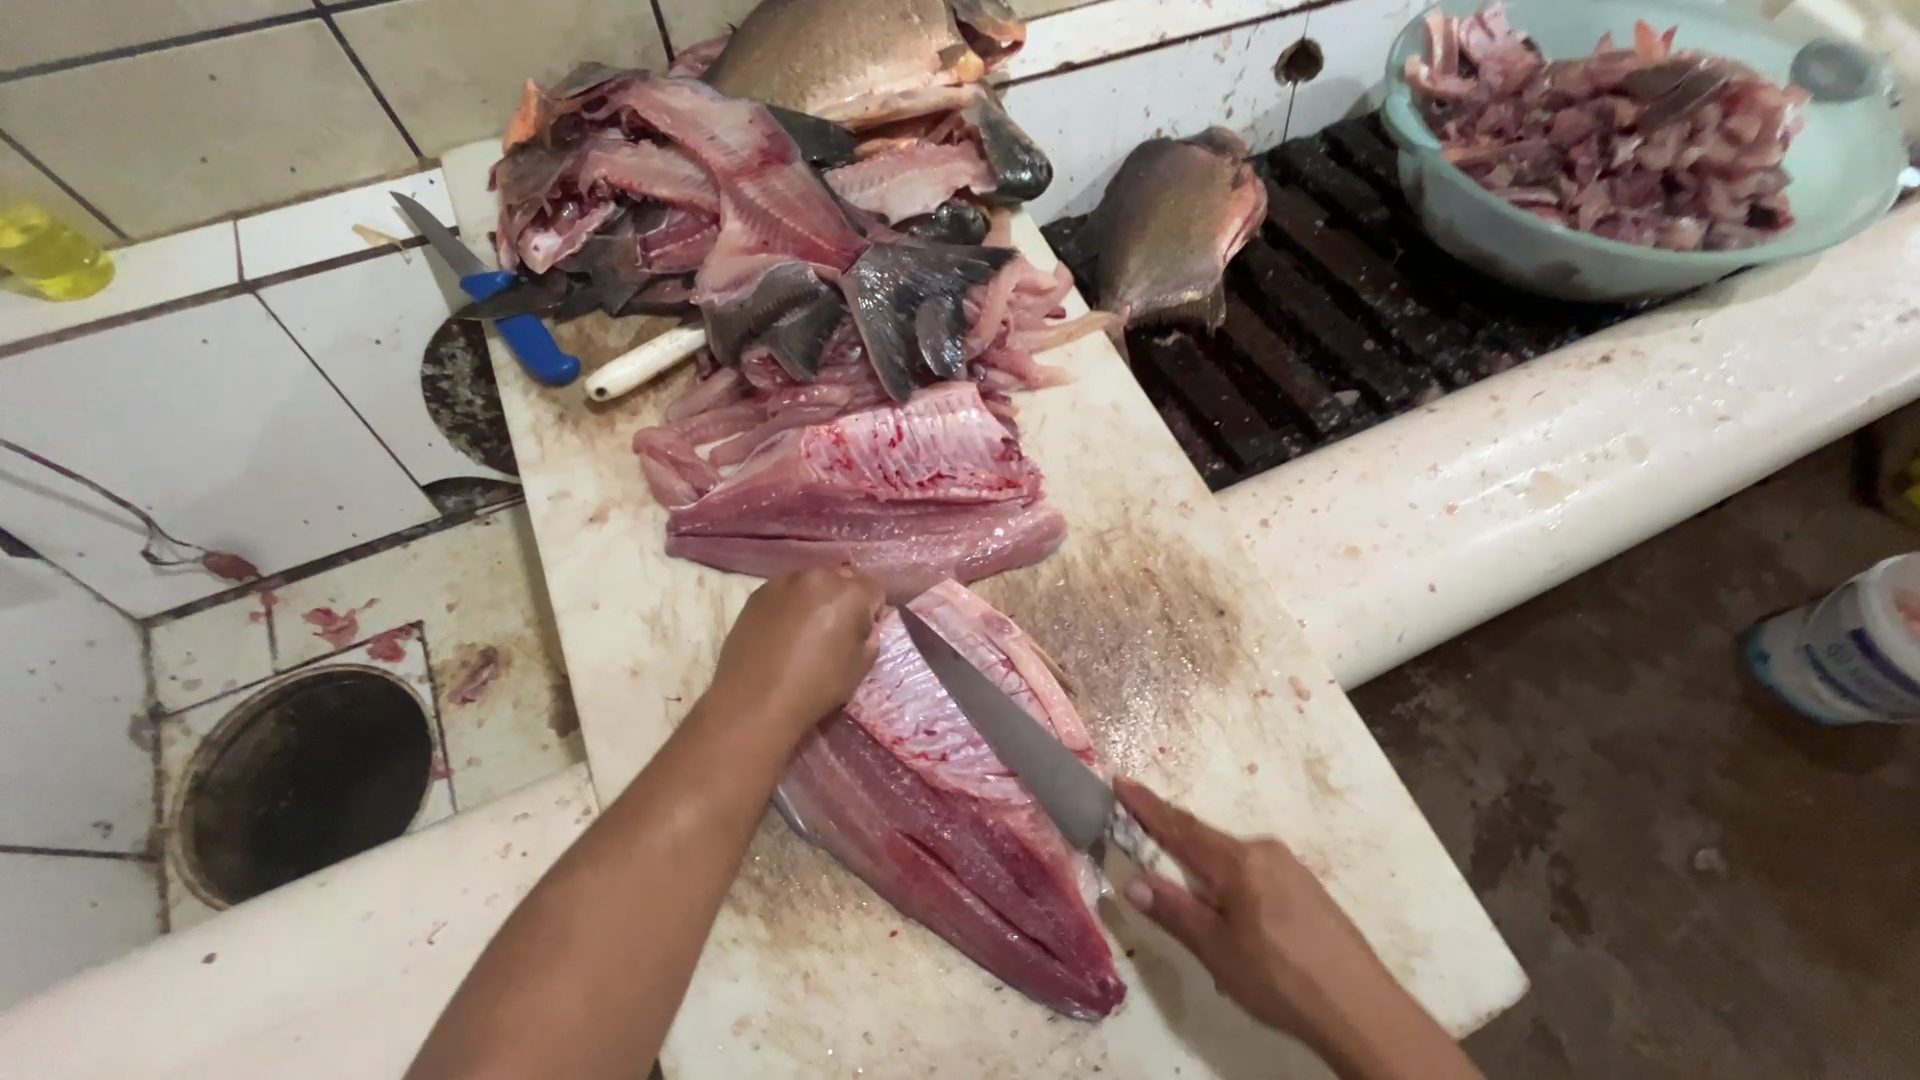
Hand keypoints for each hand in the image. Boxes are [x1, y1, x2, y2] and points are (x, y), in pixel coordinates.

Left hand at [707, 567, 885, 739]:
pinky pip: (785, 592)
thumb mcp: (860, 667)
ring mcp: (784, 581)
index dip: (872, 612)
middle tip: (835, 631)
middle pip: (842, 579)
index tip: (861, 634)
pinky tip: (781, 632)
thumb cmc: (816, 686)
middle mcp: (818, 576)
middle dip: (844, 599)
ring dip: (815, 599)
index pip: (874, 590)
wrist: (754, 700)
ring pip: (811, 583)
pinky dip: (789, 605)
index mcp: (850, 593)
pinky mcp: (757, 593)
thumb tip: (864, 628)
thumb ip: (871, 638)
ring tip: (804, 631)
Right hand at [1114, 779, 1407, 1053]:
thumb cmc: (1281, 979)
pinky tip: (1233, 917)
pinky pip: (1254, 873)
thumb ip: (1173, 911)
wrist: (1363, 1010)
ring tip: (1192, 905)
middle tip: (1142, 842)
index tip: (1120, 782)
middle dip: (1173, 842)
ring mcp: (1290, 868)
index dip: (1147, 807)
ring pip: (1231, 860)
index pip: (1180, 827)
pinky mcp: (1306, 888)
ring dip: (1204, 871)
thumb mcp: (1217, 950)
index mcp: (1238, 862)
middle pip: (1205, 841)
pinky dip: (1231, 883)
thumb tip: (1132, 880)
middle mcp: (1264, 852)